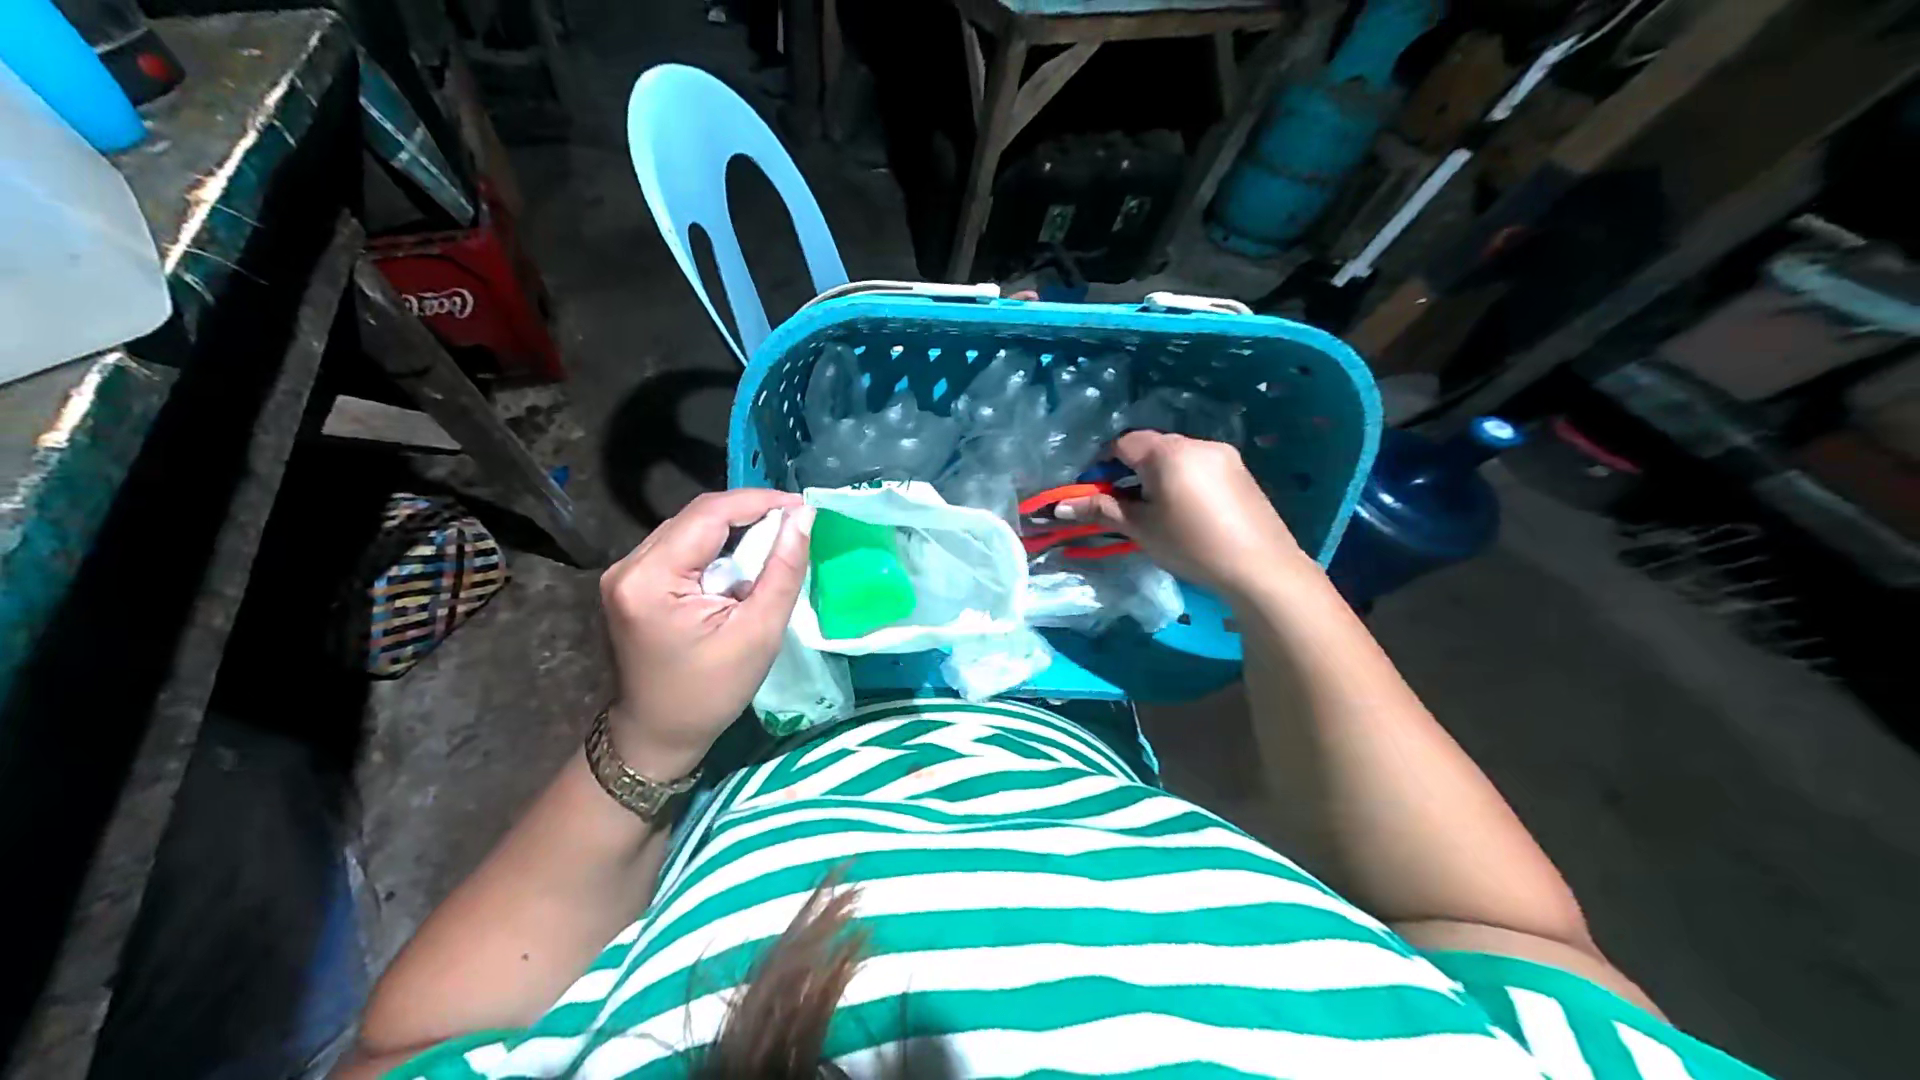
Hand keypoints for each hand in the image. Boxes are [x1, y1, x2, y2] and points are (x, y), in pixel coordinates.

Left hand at [599, 490, 813, 778]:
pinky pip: (680, 547)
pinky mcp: (631, 582)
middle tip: (794, 525)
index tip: (802, 507)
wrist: (657, 733)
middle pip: (696, 517)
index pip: (709, 514)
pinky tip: (740, 566)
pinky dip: (715, 548)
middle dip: (748, 515)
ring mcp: (624, 572)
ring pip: (689, 528)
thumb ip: (783, 569)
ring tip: (773, 545)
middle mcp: (628, 566)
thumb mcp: (758, 633)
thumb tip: (804, 517)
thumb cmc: (710, 693)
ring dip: (733, 532)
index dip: (759, 501)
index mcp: (650, 579)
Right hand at [1056, 430, 1313, 600]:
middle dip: (1130, 471)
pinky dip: (1183, 480)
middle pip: (1151, 447)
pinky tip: (1187, 512)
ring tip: (1157, 511)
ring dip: (1157, 475)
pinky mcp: (1240, 471)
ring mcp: (1223, 455)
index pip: (1122, 444)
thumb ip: (1102, 510)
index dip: (1102, 465)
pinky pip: (1199, 466)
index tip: (1095, 493)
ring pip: (1176, 457)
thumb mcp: (1141, 528)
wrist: (1260, 567)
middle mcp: (1196, 443)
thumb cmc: (1191, 544)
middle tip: (1124, 506)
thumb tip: (1061, 506)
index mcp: (1168, 452)